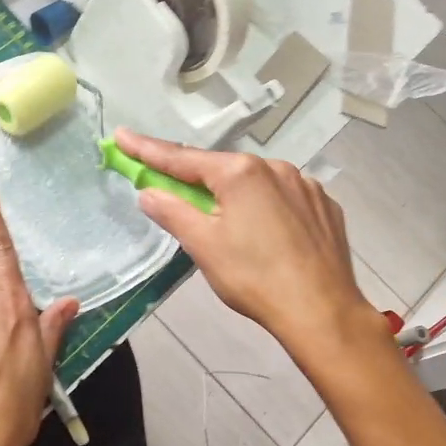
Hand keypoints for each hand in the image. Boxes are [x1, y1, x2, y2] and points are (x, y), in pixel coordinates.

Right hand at [112, 129, 382, 359]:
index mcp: (240, 173)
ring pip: (255, 183)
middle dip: (194, 179)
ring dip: (233, 194)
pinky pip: (283, 198)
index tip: (121, 136)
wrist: (321, 310)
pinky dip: (264, 207)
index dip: (147, 149)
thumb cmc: (253, 277)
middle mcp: (275, 167)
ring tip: (226, 226)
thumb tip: (149, 192)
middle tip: (170, 191)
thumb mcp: (203, 245)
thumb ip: (173, 212)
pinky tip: (264, 233)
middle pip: (221, 169)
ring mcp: (305, 185)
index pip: (182, 158)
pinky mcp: (324, 207)